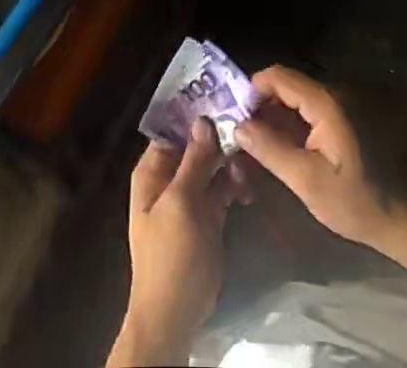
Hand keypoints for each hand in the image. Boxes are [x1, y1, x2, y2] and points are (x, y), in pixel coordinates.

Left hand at [112, 119, 241, 365]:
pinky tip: (251, 188)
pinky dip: (238, 183)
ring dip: (234, 161)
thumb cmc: (170, 255)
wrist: (175, 311)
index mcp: (153, 170)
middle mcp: (171, 176)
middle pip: (198, 143)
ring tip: (252, 166)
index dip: (196, 111)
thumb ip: (194, 161)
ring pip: (215, 162)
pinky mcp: (210, 211)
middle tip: (250, 128)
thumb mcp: (181, 203)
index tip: (226, 94)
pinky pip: (226, 185)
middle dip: (222, 135)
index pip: (173, 128)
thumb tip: (204, 119)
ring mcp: (192, 194)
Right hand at [236, 66, 392, 248]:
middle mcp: (336, 94)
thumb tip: (238, 125)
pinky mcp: (348, 119)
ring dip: (276, 115)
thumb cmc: (355, 199)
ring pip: (299, 98)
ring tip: (254, 143)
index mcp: (327, 102)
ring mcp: (344, 105)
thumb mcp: (306, 179)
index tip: (234, 114)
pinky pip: (312, 111)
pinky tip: (280, 148)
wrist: (402, 216)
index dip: (252, 89)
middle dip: (261, 104)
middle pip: (289, 85)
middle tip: (239, 133)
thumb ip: (270, 148)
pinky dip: (293, 123)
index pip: (280, 76)